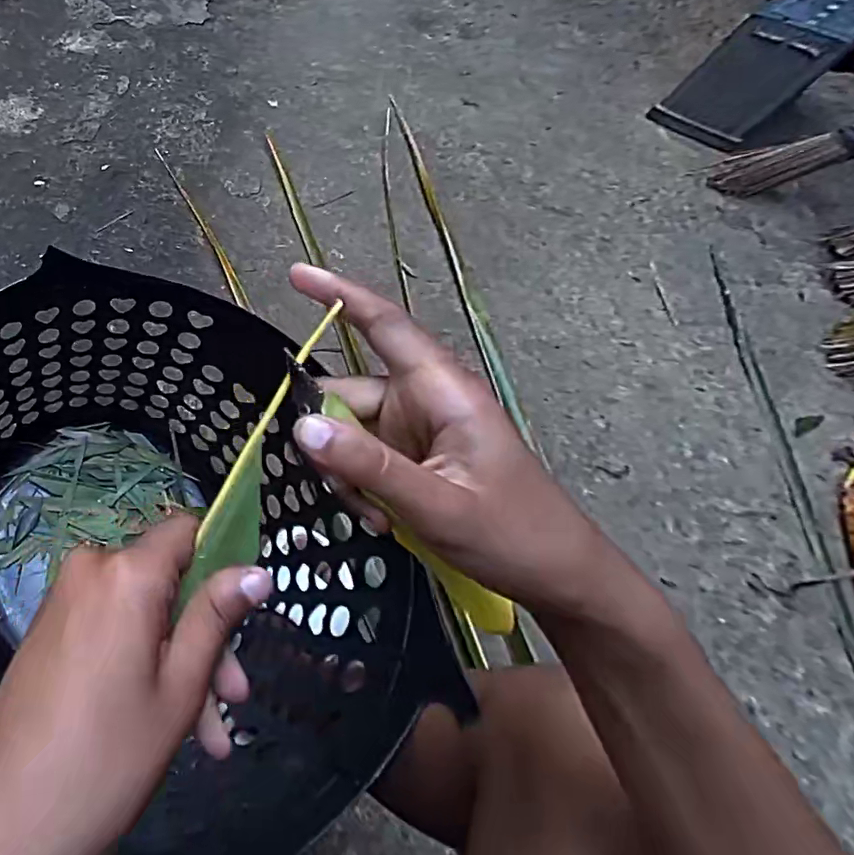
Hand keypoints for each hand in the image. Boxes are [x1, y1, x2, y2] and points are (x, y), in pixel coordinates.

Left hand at [0, 517, 271, 854]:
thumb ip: (216, 619)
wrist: (11, 804)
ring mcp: (66, 595)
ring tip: (206, 735)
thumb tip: (256, 570)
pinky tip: (167, 721)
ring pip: (142, 610)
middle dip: (203, 635)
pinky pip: (111, 624)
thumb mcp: (179, 686)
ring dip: (177, 660)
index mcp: (124, 572)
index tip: (243, 611)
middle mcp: (90, 567)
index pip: (184, 530)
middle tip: (231, 700)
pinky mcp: (53, 623)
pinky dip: (141, 658)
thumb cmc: (109, 751)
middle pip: (166, 580)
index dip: (221, 561)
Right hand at [287, 264, 639, 622]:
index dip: (339, 296)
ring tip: (372, 512)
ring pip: (342, 431)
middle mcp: (421, 400)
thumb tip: (303, 427)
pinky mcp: (404, 455)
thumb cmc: (515, 534)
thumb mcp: (436, 504)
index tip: (296, 274)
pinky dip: (354, 485)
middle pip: (344, 394)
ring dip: (343, 473)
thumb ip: (367, 466)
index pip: (384, 327)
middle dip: (330, 439)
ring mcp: (410, 429)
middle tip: (343, 488)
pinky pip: (354, 456)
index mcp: (442, 391)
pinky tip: (377, 515)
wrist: (557, 580)